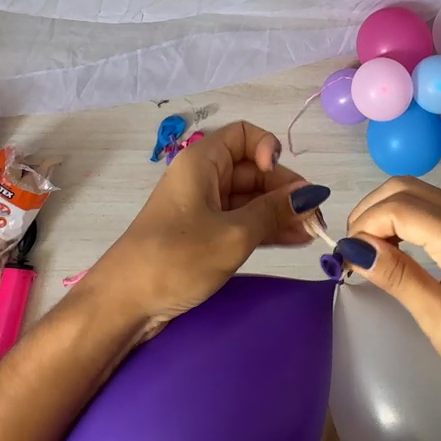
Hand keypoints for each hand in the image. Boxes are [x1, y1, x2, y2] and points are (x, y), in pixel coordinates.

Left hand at [77, 121, 328, 336]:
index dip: (268, 148)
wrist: (124, 305)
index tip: (278, 177)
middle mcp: (204, 177)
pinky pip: (243, 220)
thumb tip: (311, 193)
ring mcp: (204, 207)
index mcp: (202, 161)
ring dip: (281, 211)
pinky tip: (295, 240)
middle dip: (285, 188)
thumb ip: (274, 211)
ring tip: (313, 232)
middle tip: (316, 216)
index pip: (245, 134)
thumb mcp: (233, 235)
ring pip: (251, 197)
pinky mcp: (205, 234)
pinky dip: (267, 228)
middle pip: (253, 169)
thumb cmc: (176, 258)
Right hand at [334, 176, 440, 402]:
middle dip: (369, 212)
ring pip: (413, 191)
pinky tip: (390, 247)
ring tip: (365, 251)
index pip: (399, 208)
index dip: (365, 225)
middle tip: (350, 252)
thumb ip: (400, 279)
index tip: (343, 257)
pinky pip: (426, 204)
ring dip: (382, 211)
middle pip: (403, 188)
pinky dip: (399, 216)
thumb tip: (357, 247)